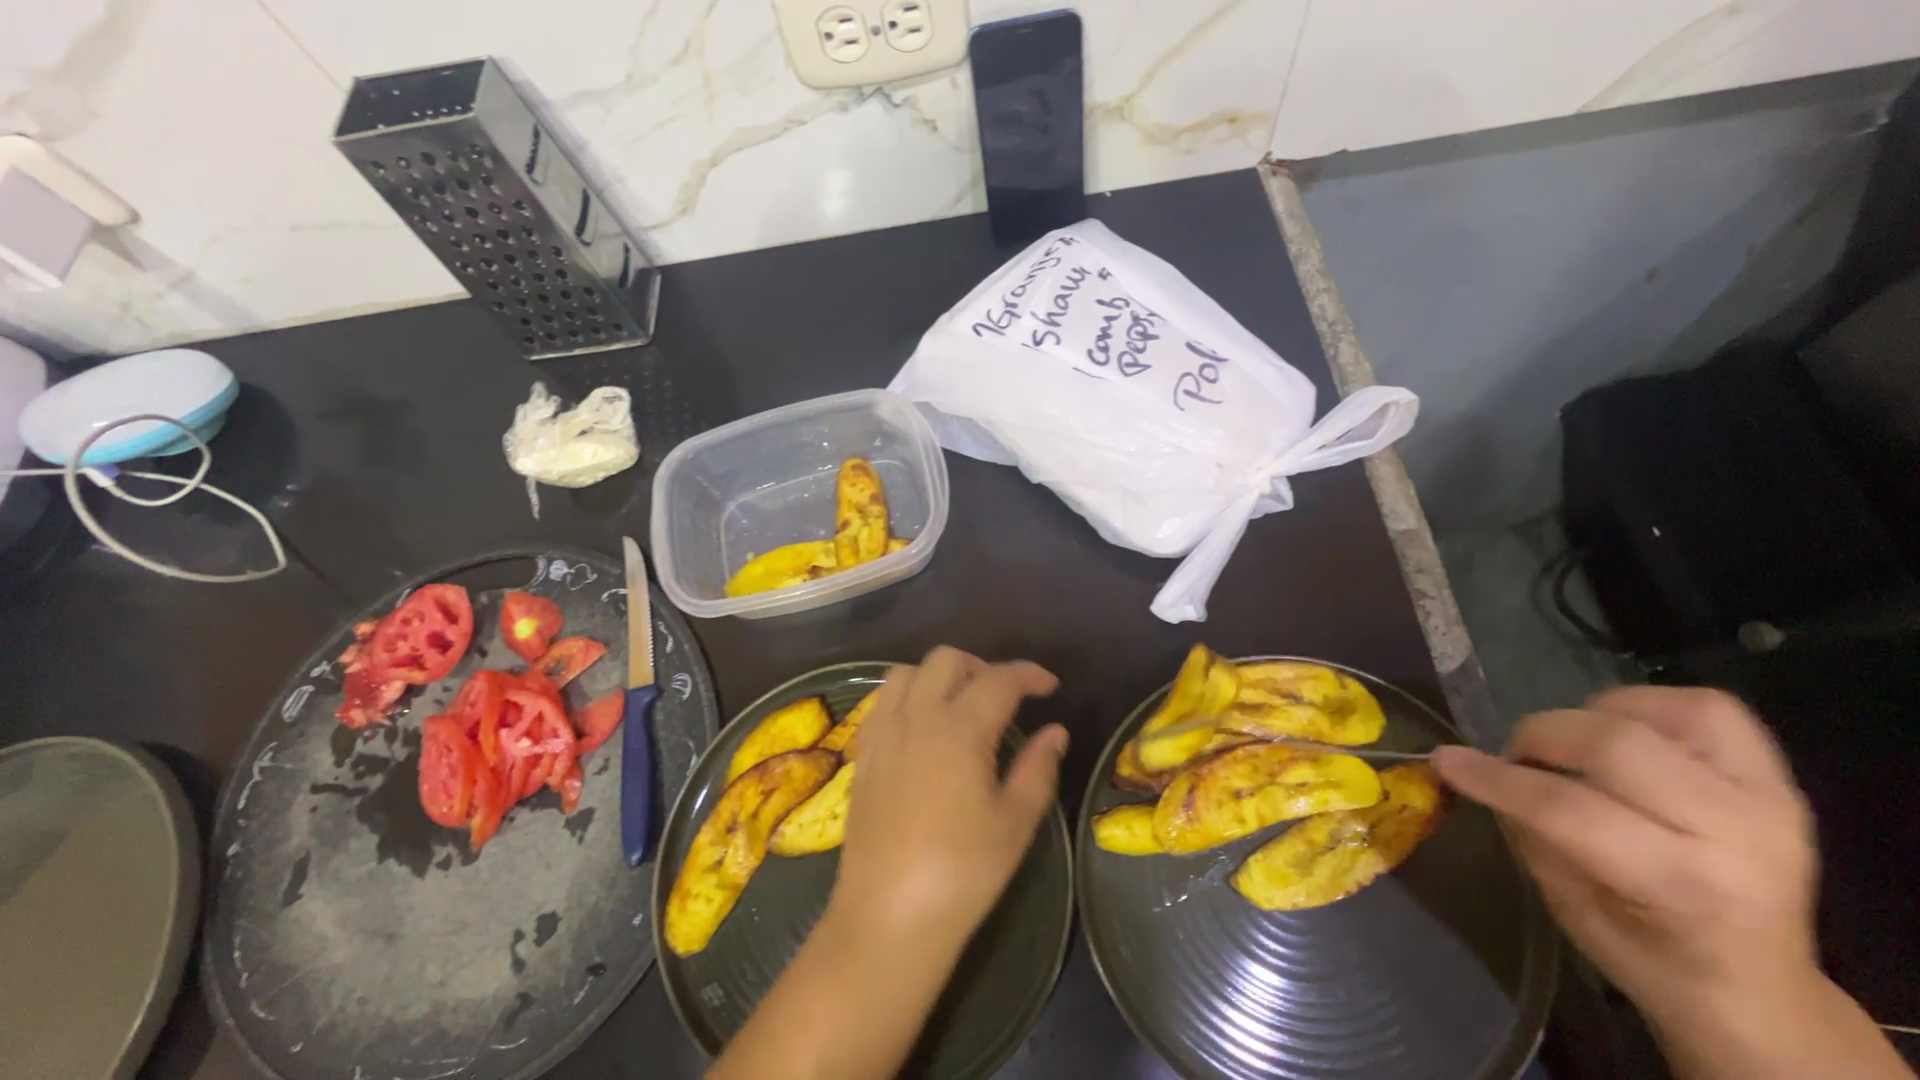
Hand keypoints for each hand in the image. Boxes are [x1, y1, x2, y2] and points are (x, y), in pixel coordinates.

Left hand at [830, 647, 1066, 952]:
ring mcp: (882, 734)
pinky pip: (882, 703)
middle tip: (1007, 699)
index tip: (1050, 686)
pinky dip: (907, 698)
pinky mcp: (863, 756)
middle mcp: (916, 718)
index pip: (998, 679)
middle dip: (982, 667)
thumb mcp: (1015, 821)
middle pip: (946, 660)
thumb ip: (1038, 767)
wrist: (889, 914)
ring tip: (962, 707)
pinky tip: (923, 730)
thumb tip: (1054, 732)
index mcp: (959, 729)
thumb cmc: (964, 871)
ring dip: (939, 677)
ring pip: (906, 673)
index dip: (1029, 675)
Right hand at [1431, 687, 1817, 1028]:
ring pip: (1657, 712)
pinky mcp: (1778, 776)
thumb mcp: (1571, 907)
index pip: (1569, 808)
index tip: (1446, 760)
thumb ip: (1534, 833)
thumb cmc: (1650, 958)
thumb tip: (1489, 775)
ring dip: (1591, 717)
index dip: (1495, 778)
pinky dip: (1644, 708)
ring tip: (1572, 747)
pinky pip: (1703, 708)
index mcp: (1683, 884)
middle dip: (1540, 736)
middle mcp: (1736, 833)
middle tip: (1516, 756)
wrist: (1758, 988)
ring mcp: (1766, 797)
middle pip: (1615, 744)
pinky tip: (1623, 733)